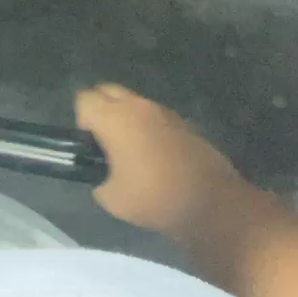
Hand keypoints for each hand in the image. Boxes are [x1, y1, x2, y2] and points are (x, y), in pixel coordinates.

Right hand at [76, 83, 253, 236]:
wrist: (216, 206)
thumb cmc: (156, 199)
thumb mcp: (113, 199)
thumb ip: (99, 180)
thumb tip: (104, 176)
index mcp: (113, 118)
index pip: (84, 98)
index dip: (82, 119)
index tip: (91, 143)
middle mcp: (137, 107)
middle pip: (107, 90)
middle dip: (101, 108)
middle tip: (106, 139)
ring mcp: (164, 113)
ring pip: (134, 101)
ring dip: (127, 116)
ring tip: (133, 148)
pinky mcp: (186, 124)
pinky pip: (157, 115)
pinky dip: (150, 127)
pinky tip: (158, 155)